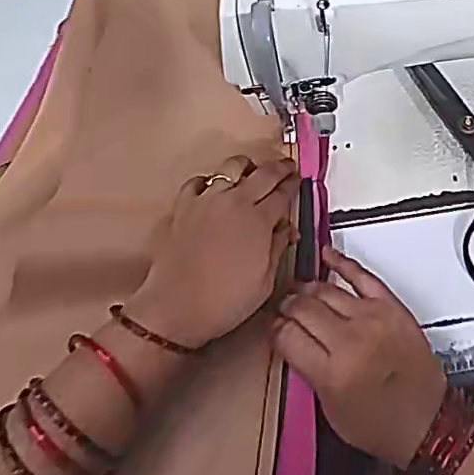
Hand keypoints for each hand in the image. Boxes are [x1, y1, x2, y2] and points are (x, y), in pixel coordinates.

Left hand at [125, 156, 297, 348]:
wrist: (176, 307)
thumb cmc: (225, 301)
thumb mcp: (264, 282)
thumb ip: (277, 248)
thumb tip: (286, 228)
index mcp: (259, 220)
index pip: (282, 193)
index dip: (293, 185)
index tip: (297, 180)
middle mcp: (235, 202)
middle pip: (263, 173)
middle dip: (279, 167)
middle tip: (286, 167)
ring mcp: (207, 200)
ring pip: (232, 167)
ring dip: (247, 166)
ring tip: (251, 171)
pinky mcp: (184, 205)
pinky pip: (199, 181)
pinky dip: (210, 180)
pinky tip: (214, 188)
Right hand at [272, 249, 446, 465]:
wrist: (427, 422)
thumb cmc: (382, 424)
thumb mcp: (331, 410)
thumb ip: (307, 371)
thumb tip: (289, 339)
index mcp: (332, 373)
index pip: (287, 336)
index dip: (274, 329)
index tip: (273, 327)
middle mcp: (351, 341)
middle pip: (304, 309)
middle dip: (287, 307)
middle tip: (283, 308)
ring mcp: (372, 319)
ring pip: (325, 290)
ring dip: (306, 288)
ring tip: (298, 290)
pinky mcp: (391, 306)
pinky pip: (360, 275)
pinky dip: (341, 262)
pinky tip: (327, 256)